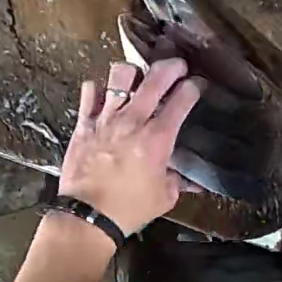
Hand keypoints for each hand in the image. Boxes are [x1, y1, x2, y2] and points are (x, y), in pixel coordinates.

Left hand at [60, 58, 201, 234]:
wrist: (89, 216)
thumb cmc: (130, 208)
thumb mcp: (164, 196)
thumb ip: (177, 180)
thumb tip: (189, 179)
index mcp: (158, 138)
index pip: (182, 100)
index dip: (193, 87)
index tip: (197, 85)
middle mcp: (133, 121)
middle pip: (155, 78)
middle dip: (171, 67)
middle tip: (177, 66)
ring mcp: (106, 118)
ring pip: (120, 75)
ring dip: (132, 72)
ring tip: (137, 78)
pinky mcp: (84, 123)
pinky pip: (91, 91)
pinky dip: (100, 89)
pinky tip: (106, 96)